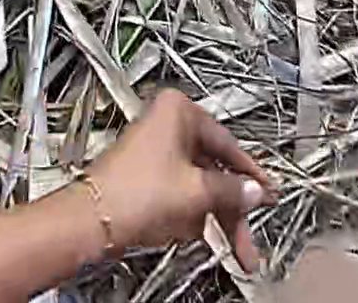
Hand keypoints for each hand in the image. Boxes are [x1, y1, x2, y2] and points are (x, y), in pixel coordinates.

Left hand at [86, 89, 275, 271]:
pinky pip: (183, 191)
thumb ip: (231, 190)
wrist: (89, 222)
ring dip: (215, 215)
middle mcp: (169, 123)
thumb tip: (256, 191)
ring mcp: (159, 148)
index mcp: (179, 110)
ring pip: (200, 183)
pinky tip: (201, 235)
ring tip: (231, 246)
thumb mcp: (195, 191)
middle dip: (232, 206)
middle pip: (214, 167)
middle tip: (248, 237)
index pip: (227, 142)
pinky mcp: (149, 174)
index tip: (268, 191)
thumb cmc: (137, 192)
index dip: (249, 172)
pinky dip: (194, 214)